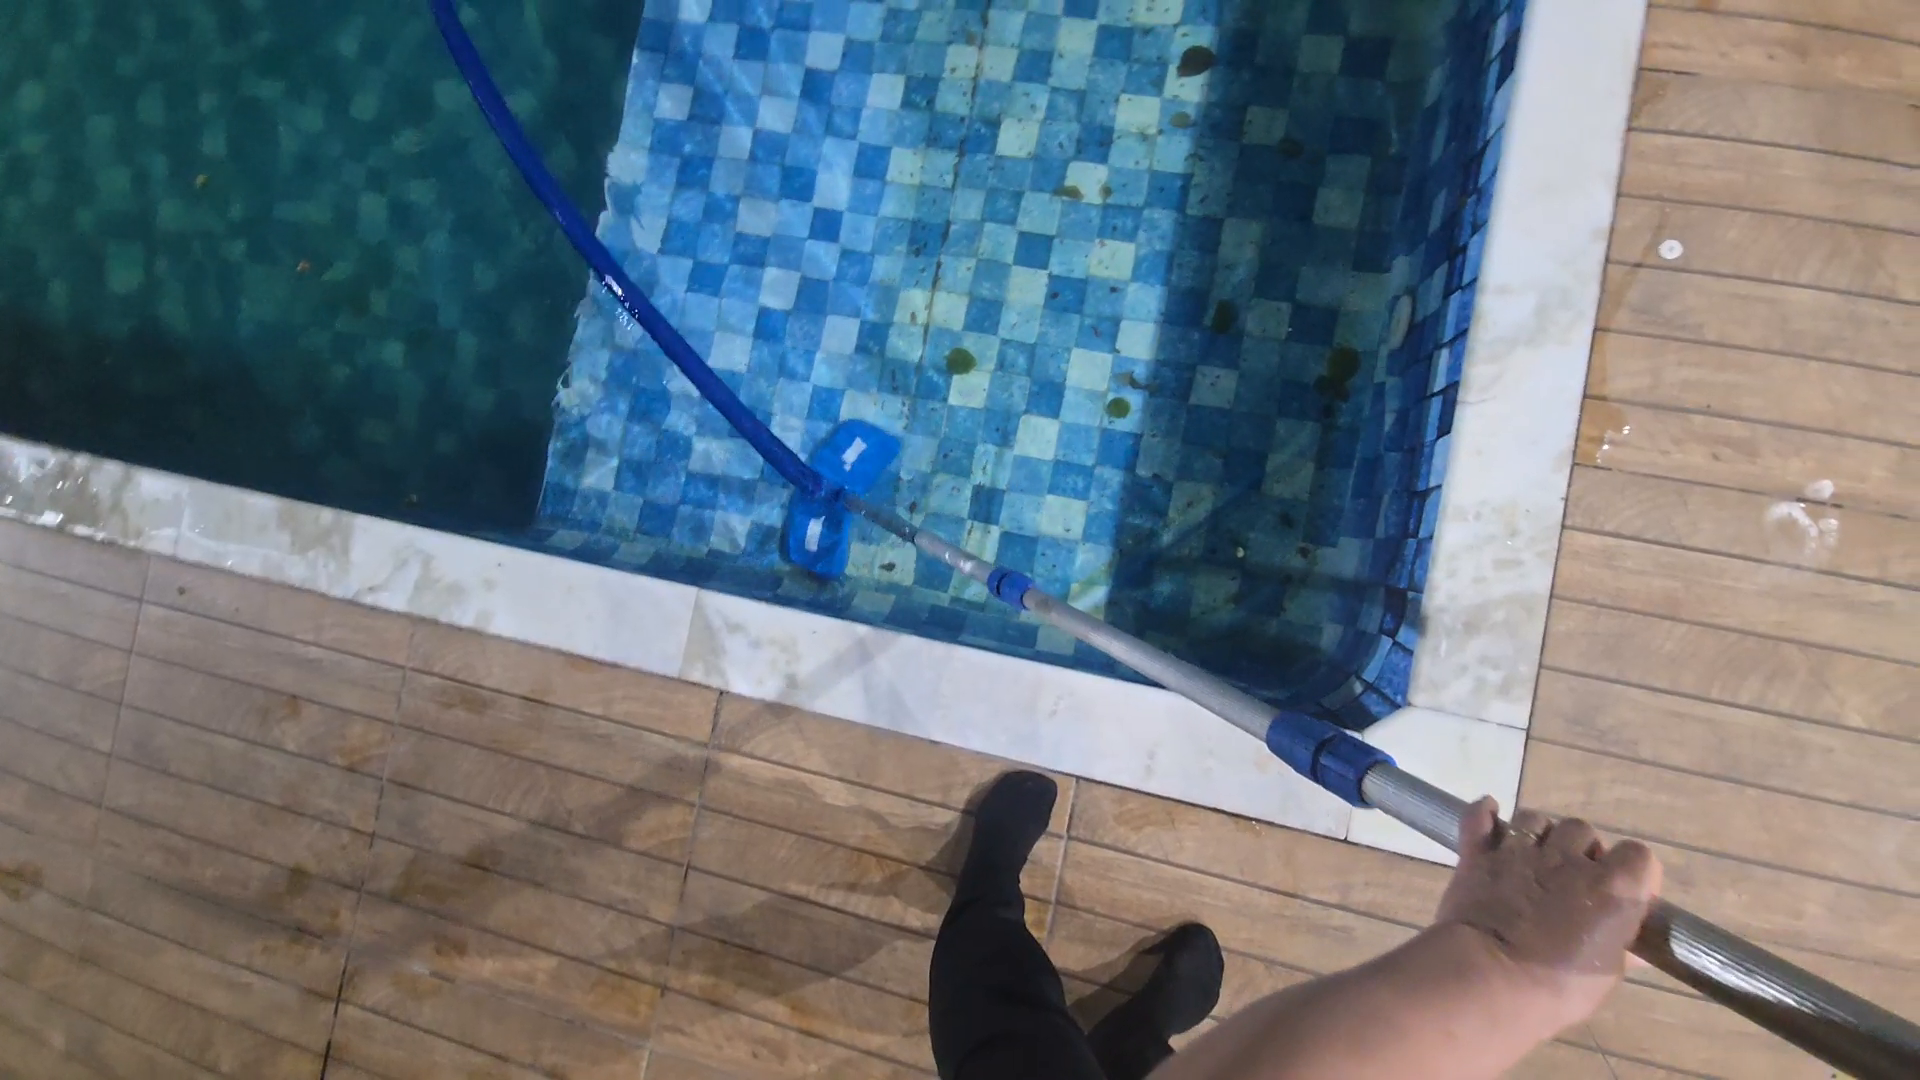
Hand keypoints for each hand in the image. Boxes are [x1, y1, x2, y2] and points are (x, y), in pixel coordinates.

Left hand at [1434, 798, 1662, 1031]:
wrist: (1489, 973)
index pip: (1638, 854)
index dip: (1633, 870)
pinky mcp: (1476, 852)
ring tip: (1534, 856)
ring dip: (1538, 833)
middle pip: (1581, 829)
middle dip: (1581, 848)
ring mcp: (1515, 851)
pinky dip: (1483, 813)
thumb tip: (1628, 940)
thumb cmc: (1558, 984)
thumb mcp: (1607, 970)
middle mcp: (1564, 859)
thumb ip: (1618, 942)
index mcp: (1610, 888)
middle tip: (1572, 877)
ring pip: (1533, 819)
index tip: (1623, 889)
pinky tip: (1490, 816)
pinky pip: (1478, 816)